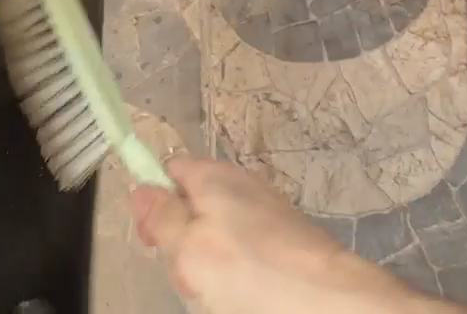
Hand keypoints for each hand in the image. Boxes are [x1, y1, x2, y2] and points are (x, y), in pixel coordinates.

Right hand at [131, 157, 465, 313]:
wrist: (327, 297)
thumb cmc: (250, 270)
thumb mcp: (188, 248)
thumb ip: (160, 217)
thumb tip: (139, 188)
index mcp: (211, 174)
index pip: (168, 169)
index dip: (153, 200)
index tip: (152, 236)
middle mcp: (239, 182)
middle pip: (192, 203)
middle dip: (183, 239)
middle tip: (191, 273)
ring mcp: (264, 207)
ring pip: (218, 230)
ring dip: (210, 261)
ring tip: (221, 291)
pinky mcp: (284, 235)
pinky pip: (245, 247)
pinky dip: (239, 270)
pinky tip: (245, 292)